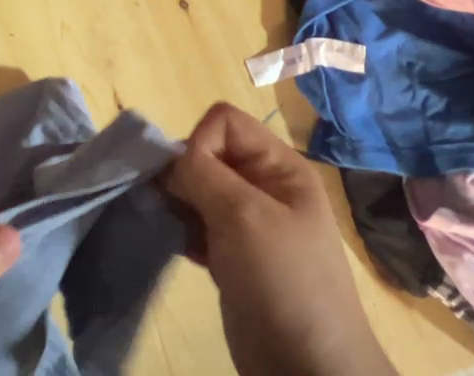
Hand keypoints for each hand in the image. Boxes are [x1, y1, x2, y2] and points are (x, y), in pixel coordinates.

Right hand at [165, 103, 397, 375]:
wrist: (306, 367)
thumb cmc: (283, 281)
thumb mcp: (243, 215)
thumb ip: (201, 172)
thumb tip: (167, 159)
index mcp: (281, 167)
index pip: (224, 122)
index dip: (200, 142)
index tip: (193, 182)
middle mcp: (265, 187)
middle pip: (208, 152)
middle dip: (183, 174)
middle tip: (179, 208)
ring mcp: (249, 222)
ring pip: (198, 188)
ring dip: (180, 204)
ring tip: (178, 231)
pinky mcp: (233, 253)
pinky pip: (197, 222)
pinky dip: (184, 230)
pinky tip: (185, 250)